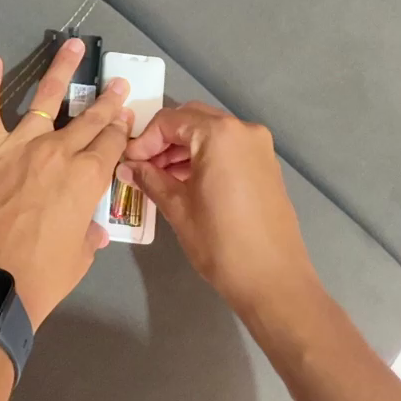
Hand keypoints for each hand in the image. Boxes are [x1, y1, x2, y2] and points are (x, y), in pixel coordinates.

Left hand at [0, 38, 132, 327]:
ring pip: (47, 99)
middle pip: (89, 119)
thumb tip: (91, 227)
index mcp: (88, 179)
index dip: (122, 130)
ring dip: (61, 69)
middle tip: (119, 83)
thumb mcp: (80, 257)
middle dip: (108, 100)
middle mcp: (60, 153)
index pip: (111, 145)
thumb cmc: (42, 276)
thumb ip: (88, 234)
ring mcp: (23, 147)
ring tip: (72, 46)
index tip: (127, 117)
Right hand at [121, 102, 318, 313]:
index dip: (144, 139)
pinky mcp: (266, 165)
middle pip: (192, 119)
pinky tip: (187, 182)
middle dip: (164, 139)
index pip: (169, 120)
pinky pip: (228, 147)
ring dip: (183, 148)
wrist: (273, 280)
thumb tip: (126, 167)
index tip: (129, 162)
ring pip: (210, 132)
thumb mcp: (177, 207)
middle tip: (142, 166)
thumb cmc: (220, 242)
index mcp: (219, 134)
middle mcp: (243, 130)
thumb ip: (149, 179)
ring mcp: (259, 147)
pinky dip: (205, 156)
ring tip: (160, 177)